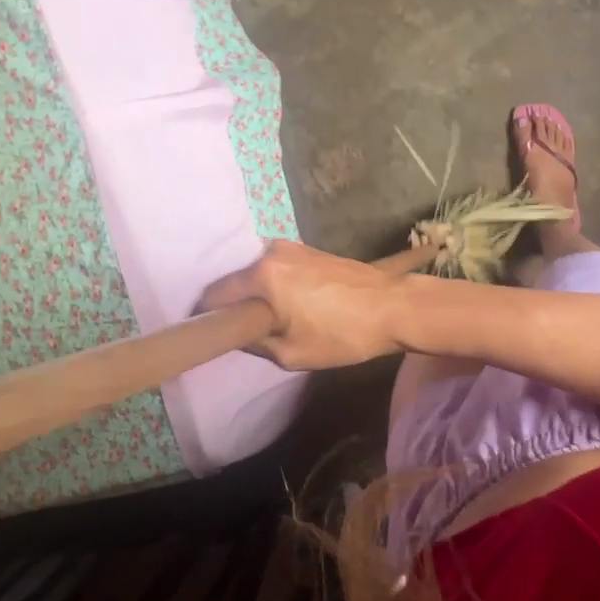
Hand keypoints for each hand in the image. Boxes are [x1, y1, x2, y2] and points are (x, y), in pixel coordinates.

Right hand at [199, 240, 413, 369]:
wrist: (393, 307)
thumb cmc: (341, 334)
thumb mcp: (291, 353)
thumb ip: (255, 343)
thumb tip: (236, 334)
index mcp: (262, 274)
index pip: (215, 292)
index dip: (206, 315)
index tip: (209, 332)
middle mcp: (271, 251)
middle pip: (235, 279)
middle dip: (233, 303)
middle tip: (240, 330)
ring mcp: (292, 246)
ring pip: (257, 272)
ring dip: (255, 293)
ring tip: (265, 320)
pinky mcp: (309, 249)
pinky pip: (276, 268)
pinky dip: (273, 285)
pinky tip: (286, 305)